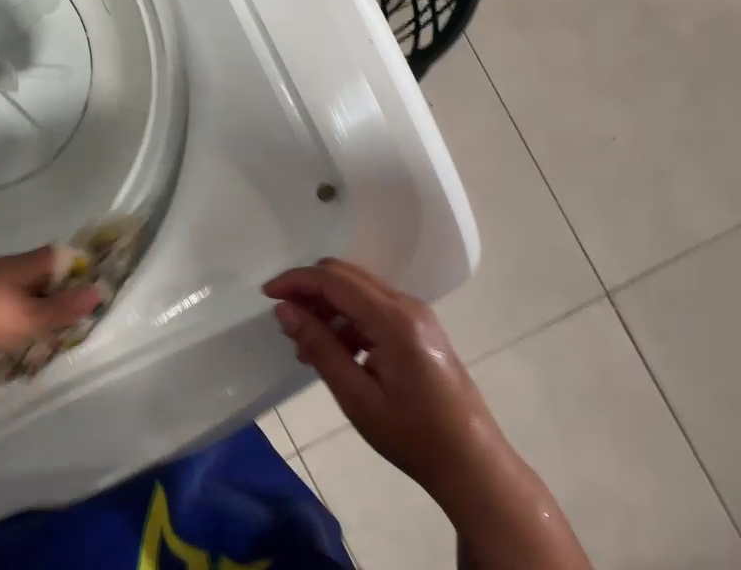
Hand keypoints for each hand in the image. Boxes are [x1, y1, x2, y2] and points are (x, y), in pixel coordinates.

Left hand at [0, 248, 102, 358]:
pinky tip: (16, 333)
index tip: (88, 295)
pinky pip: (6, 299)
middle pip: (42, 271)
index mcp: (22, 263)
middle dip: (58, 291)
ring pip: (23, 287)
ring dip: (37, 304)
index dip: (77, 270)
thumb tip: (98, 290)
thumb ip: (63, 307)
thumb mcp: (30, 318)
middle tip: (71, 319)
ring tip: (47, 331)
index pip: (59, 255)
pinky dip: (18, 312)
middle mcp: (5, 265)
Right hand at [262, 259, 514, 508]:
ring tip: (306, 343)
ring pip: (359, 289)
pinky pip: (374, 306)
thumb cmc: (413, 436)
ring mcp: (418, 317)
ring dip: (327, 303)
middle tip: (284, 319)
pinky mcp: (421, 330)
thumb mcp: (357, 397)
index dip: (295, 281)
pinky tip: (336, 349)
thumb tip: (284, 310)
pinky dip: (347, 316)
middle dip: (309, 288)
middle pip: (346, 275)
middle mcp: (408, 307)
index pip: (334, 280)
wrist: (474, 465)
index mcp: (394, 321)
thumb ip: (319, 347)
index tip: (266, 296)